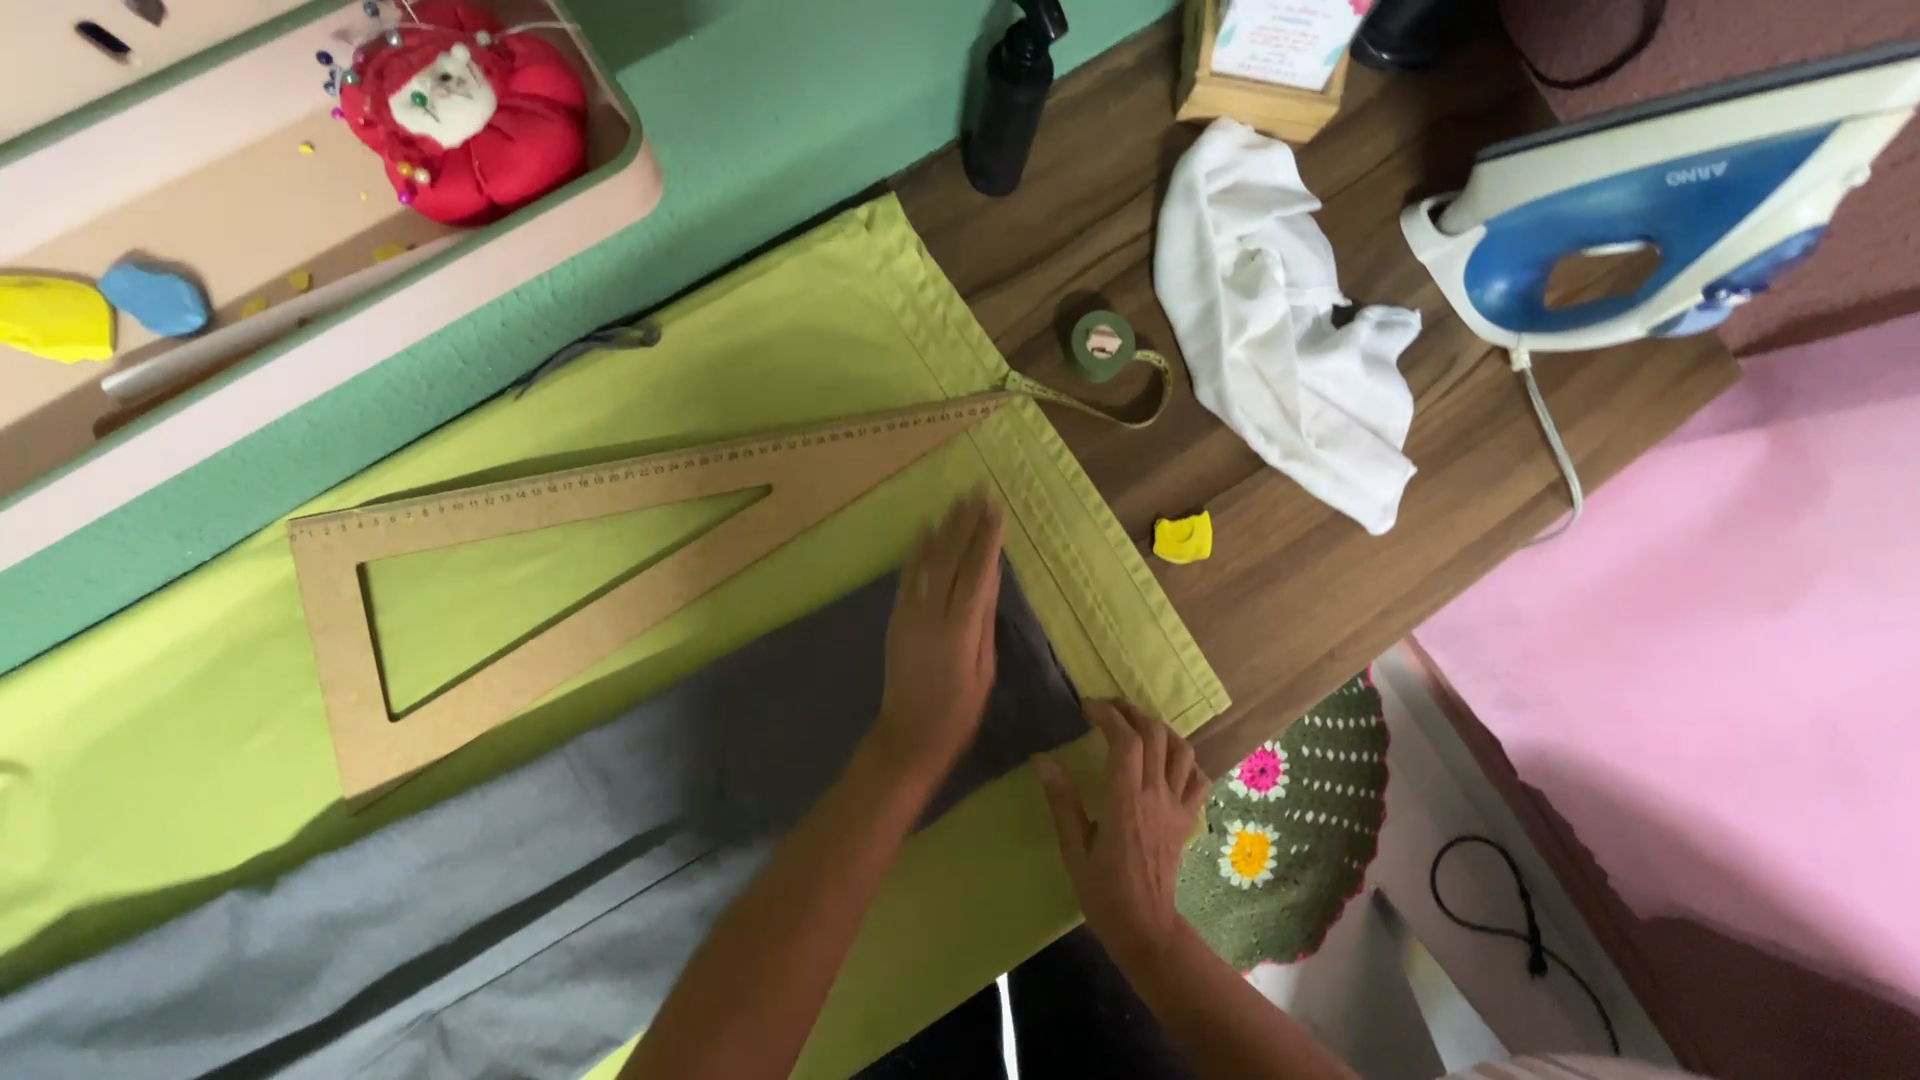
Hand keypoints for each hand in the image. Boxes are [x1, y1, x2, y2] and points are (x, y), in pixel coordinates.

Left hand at [872, 491, 1003, 780]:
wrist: (909, 736)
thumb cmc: (959, 712)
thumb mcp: (984, 670)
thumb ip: (985, 622)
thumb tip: (991, 579)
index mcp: (960, 629)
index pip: (977, 572)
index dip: (987, 538)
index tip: (997, 509)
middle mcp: (932, 614)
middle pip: (952, 558)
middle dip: (966, 522)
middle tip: (978, 491)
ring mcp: (909, 614)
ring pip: (929, 561)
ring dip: (944, 528)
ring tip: (957, 500)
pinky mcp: (897, 620)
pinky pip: (907, 577)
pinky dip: (916, 551)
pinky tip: (924, 529)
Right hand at [1037, 700, 1208, 960]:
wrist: (1145, 927)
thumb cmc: (1103, 891)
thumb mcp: (1074, 848)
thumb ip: (1062, 802)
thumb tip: (1044, 761)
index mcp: (1126, 801)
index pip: (1126, 741)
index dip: (1108, 716)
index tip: (1087, 707)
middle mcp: (1157, 796)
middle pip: (1156, 735)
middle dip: (1132, 712)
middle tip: (1109, 708)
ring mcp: (1177, 807)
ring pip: (1182, 750)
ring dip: (1161, 729)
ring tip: (1138, 725)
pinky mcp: (1187, 819)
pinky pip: (1197, 779)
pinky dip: (1185, 760)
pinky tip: (1167, 761)